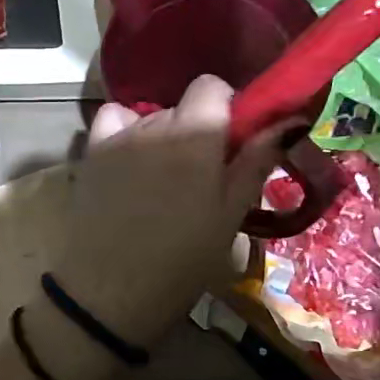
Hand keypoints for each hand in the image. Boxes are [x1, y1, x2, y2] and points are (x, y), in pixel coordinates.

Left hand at [50, 75, 291, 346]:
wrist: (110, 292)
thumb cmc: (180, 261)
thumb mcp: (229, 216)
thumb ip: (256, 162)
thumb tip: (288, 121)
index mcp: (196, 134)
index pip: (213, 87)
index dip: (227, 110)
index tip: (233, 145)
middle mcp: (154, 123)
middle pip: (181, 106)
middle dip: (196, 130)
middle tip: (203, 177)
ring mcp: (117, 137)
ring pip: (149, 118)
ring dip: (163, 137)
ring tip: (164, 182)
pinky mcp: (91, 155)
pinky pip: (111, 121)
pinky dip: (124, 130)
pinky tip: (131, 160)